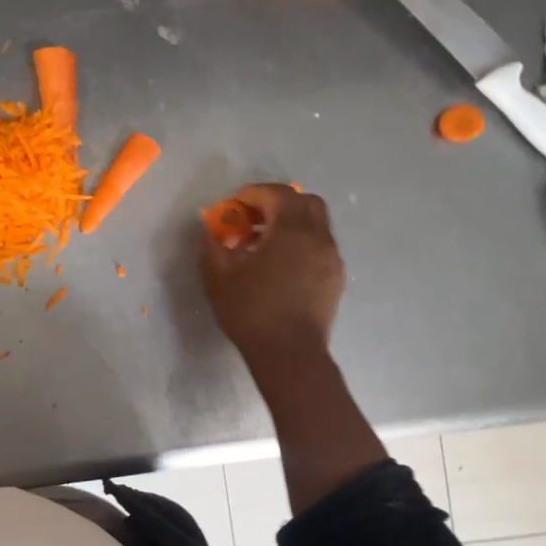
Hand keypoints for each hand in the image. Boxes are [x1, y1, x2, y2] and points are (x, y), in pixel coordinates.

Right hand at [198, 183, 344, 371]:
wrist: (290, 352)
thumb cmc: (251, 311)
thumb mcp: (218, 278)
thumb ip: (212, 246)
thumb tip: (211, 231)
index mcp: (292, 230)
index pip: (277, 194)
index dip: (254, 193)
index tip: (234, 204)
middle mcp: (318, 236)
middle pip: (305, 202)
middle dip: (278, 203)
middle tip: (253, 219)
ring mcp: (331, 257)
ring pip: (315, 225)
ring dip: (291, 225)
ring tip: (263, 246)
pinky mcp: (335, 277)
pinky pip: (319, 247)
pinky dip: (300, 244)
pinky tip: (279, 267)